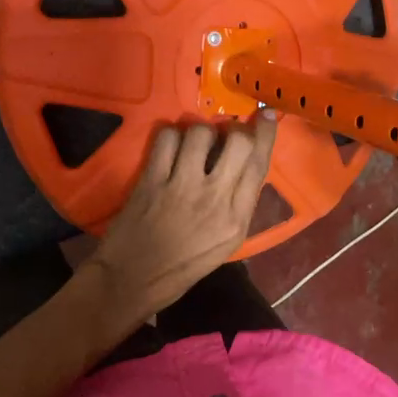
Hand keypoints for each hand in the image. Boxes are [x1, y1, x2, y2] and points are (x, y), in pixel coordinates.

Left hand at [86, 112, 277, 318]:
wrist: (133, 281)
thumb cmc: (180, 268)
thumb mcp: (223, 244)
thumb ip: (236, 206)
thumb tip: (242, 169)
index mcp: (237, 219)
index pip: (259, 164)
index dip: (265, 134)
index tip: (265, 115)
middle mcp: (215, 199)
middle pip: (238, 142)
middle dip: (233, 129)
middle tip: (222, 135)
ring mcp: (182, 187)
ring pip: (200, 132)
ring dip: (197, 132)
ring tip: (190, 145)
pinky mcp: (152, 180)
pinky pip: (167, 138)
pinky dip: (169, 136)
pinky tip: (168, 149)